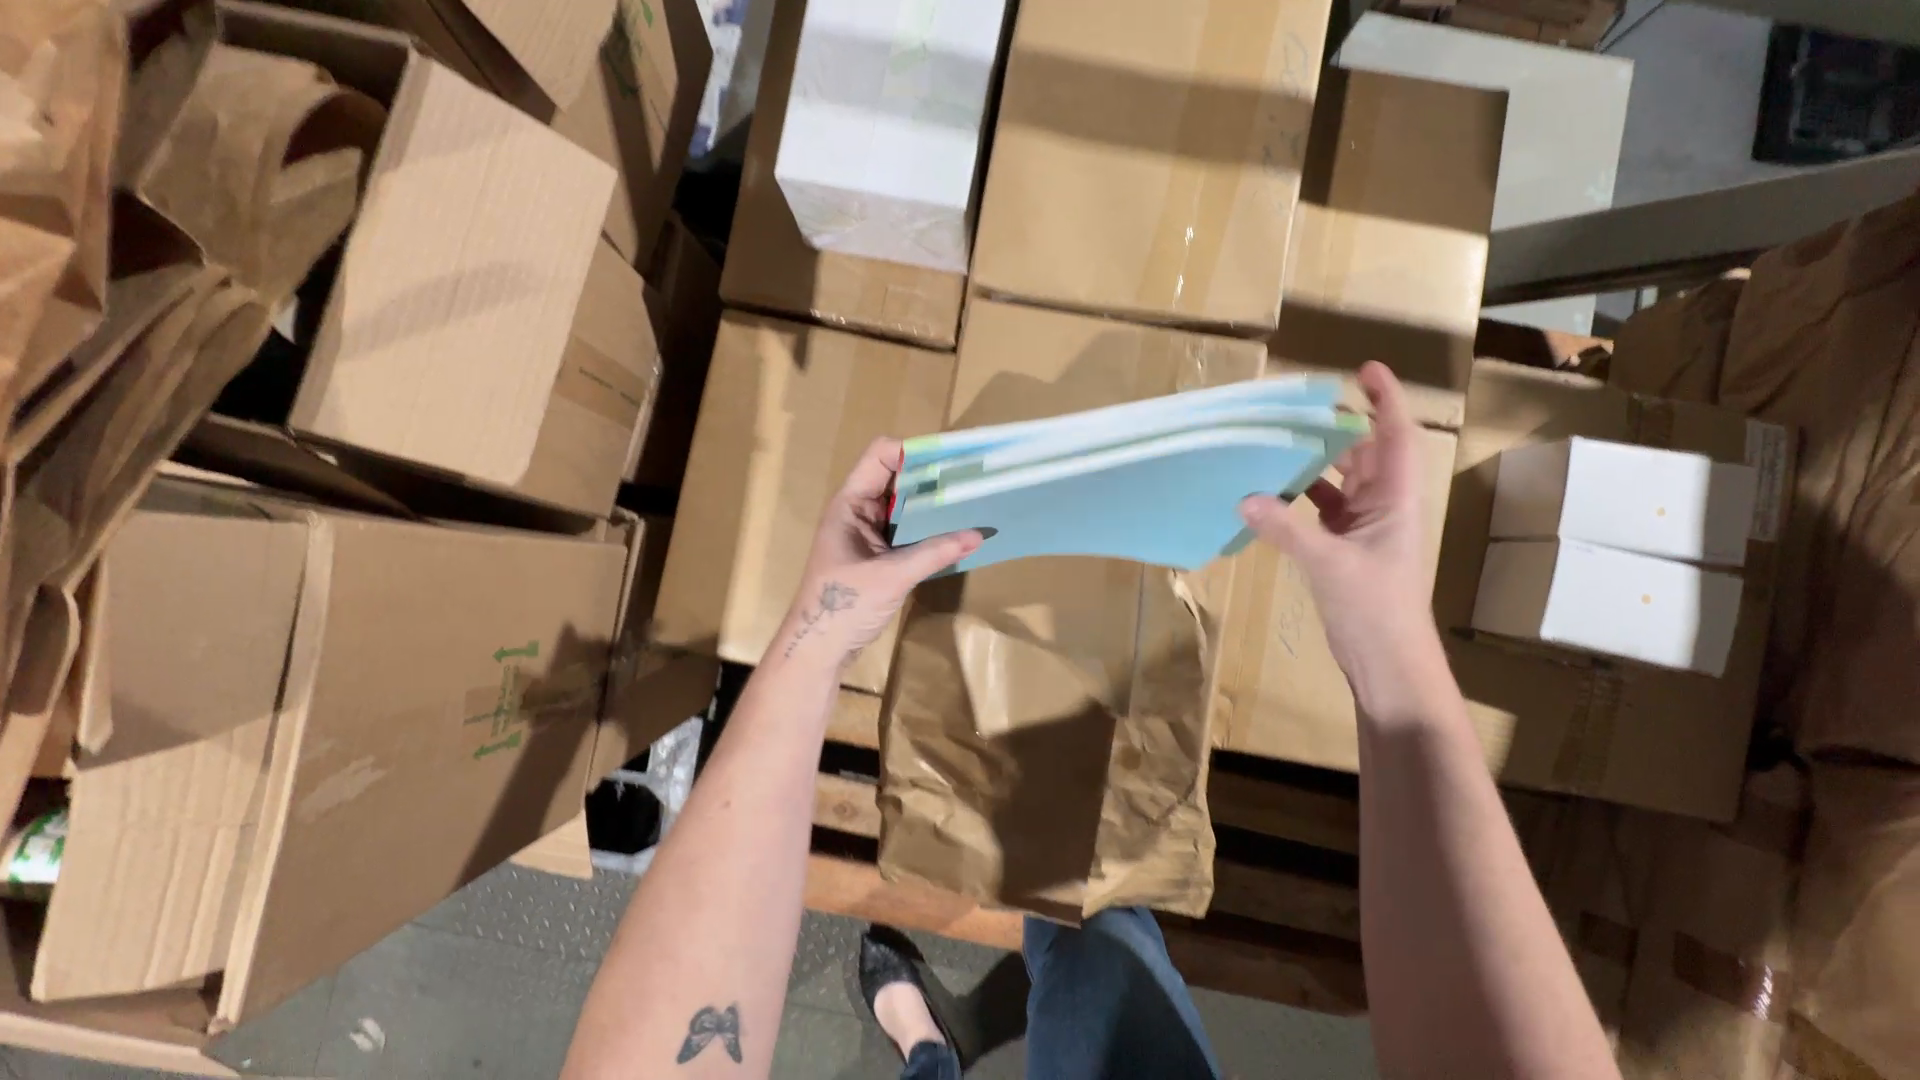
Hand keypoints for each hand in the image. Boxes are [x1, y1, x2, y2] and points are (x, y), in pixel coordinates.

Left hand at [776, 437, 982, 670]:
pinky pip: (909, 532)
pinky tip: (958, 532)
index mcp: (850, 504)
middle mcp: (859, 512)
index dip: (913, 451)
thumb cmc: (843, 605)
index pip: (881, 456)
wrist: (818, 649)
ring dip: (934, 504)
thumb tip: (977, 535)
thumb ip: (934, 552)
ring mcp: (869, 535)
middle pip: (897, 478)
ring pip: (906, 506)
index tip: (951, 458)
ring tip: (972, 500)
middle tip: (972, 478)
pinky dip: (930, 529)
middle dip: (931, 476)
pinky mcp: (880, 557)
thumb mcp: (891, 576)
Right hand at [1238, 363, 1440, 709]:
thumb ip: (1286, 529)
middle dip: (1337, 430)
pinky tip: (1270, 497)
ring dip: (1314, 466)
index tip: (1365, 370)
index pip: (1395, 438)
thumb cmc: (1374, 606)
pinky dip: (1299, 502)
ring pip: (1339, 484)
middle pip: (1364, 455)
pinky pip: (1321, 513)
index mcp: (1395, 501)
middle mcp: (1382, 508)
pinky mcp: (1343, 551)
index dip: (1386, 400)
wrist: (1387, 659)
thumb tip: (1246, 497)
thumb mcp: (1329, 563)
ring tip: (1278, 444)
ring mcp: (1363, 530)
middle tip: (1299, 409)